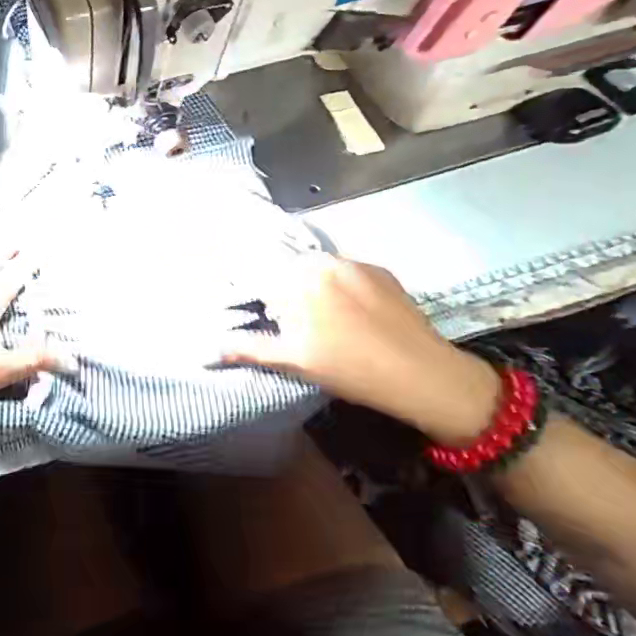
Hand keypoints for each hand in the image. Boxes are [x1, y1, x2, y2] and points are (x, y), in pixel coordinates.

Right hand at [219, 254, 501, 443]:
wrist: (424, 375)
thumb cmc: (352, 370)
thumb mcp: (297, 362)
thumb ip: (251, 349)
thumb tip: (211, 349)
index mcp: (302, 279)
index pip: (265, 273)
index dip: (261, 295)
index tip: (269, 317)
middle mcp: (328, 261)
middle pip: (293, 268)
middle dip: (289, 291)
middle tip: (300, 327)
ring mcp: (358, 264)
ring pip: (322, 269)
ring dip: (316, 288)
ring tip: (330, 325)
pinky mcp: (383, 271)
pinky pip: (350, 273)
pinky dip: (344, 289)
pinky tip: (355, 319)